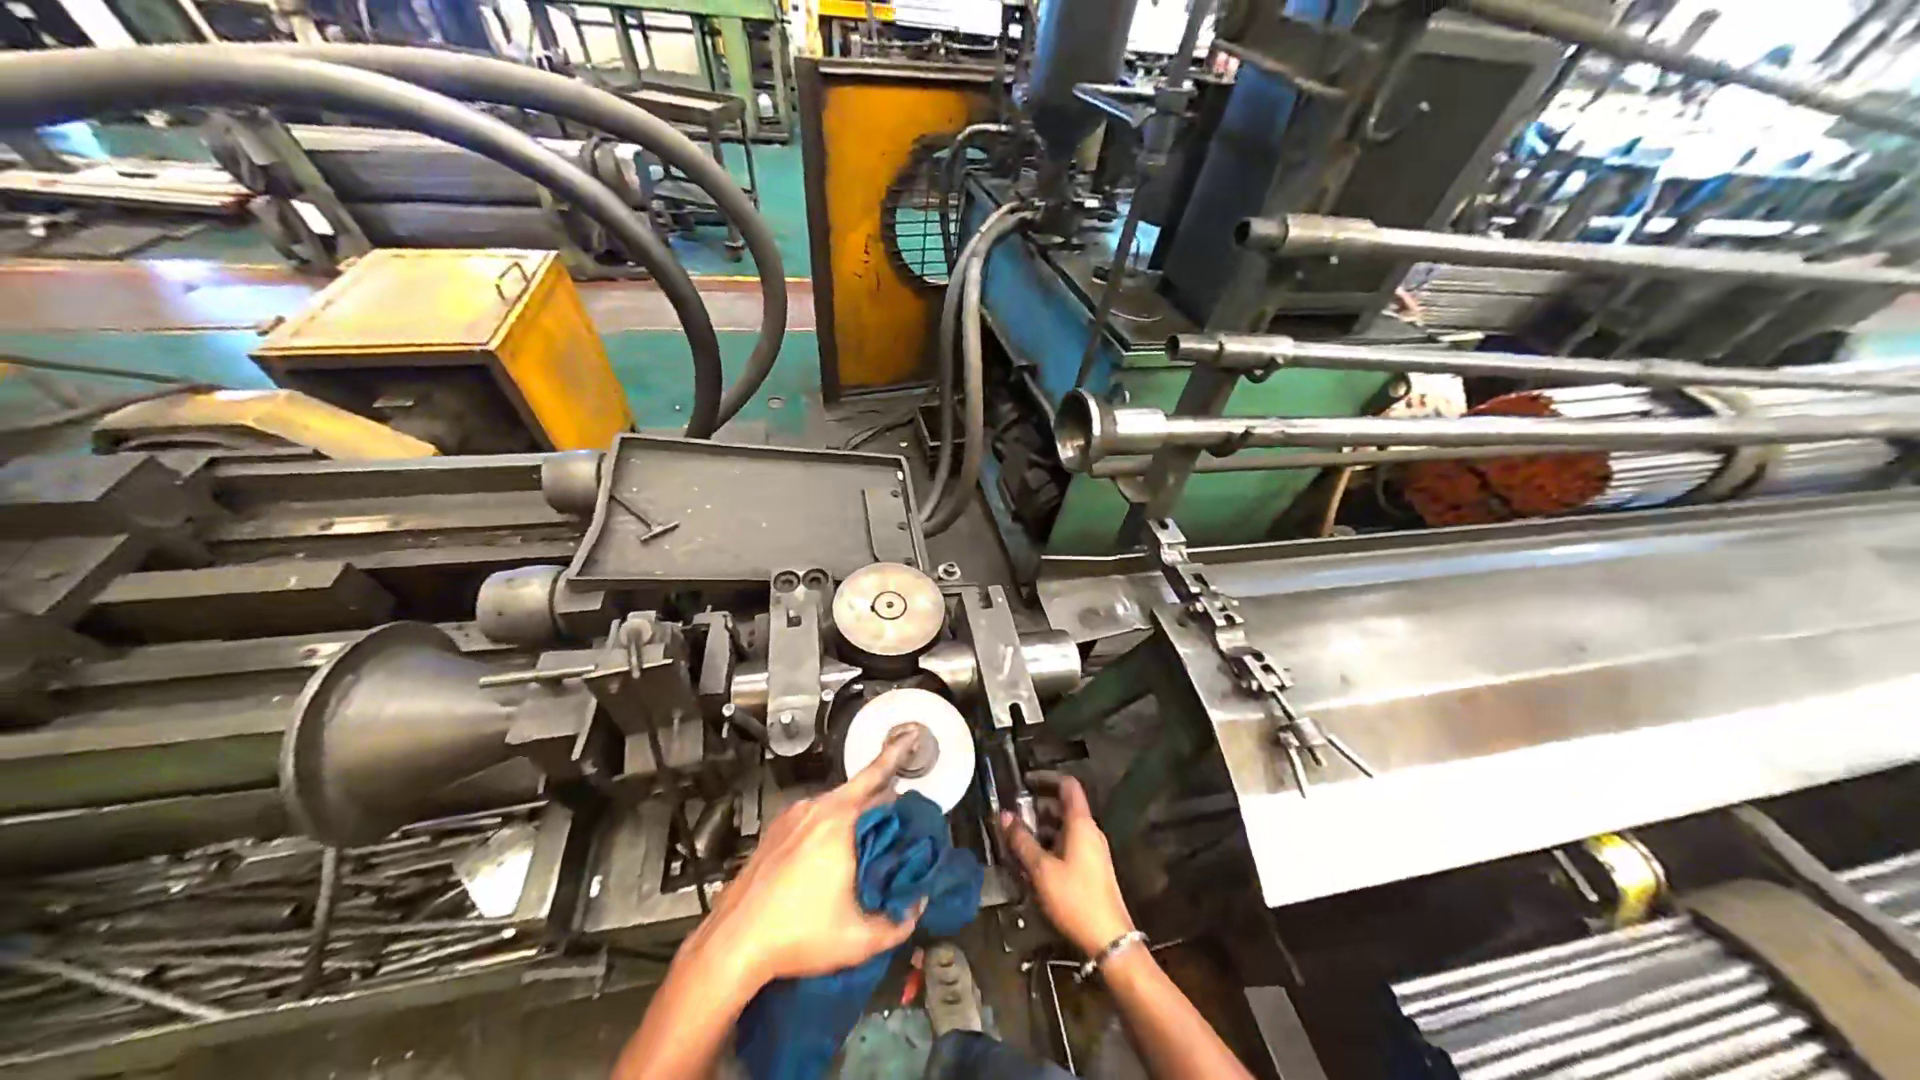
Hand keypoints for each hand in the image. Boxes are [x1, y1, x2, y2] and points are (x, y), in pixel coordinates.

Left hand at [678, 728, 923, 993]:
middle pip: (860, 785)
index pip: (878, 780)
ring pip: (837, 800)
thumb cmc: (794, 936)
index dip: (898, 761)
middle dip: (884, 785)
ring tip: (875, 829)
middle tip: (904, 793)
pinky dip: (834, 820)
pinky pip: (815, 813)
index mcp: (840, 823)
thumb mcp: (860, 939)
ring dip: (858, 808)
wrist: (733, 944)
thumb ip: (899, 923)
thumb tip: (916, 906)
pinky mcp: (776, 830)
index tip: (910, 739)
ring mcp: (792, 817)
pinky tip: (838, 848)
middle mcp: (816, 809)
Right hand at [999, 772, 1134, 957]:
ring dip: (1040, 830)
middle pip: (1062, 807)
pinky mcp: (1090, 868)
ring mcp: (1092, 850)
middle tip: (1012, 817)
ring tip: (1016, 841)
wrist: (1109, 938)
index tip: (1024, 782)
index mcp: (1081, 824)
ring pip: (1063, 828)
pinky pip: (1067, 845)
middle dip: (1036, 809)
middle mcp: (1089, 832)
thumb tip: (1004, 816)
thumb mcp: (1041, 870)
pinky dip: (1049, 846)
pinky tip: (1031, 863)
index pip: (1067, 785)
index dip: (1046, 778)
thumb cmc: (1074, 898)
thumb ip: (1021, 841)